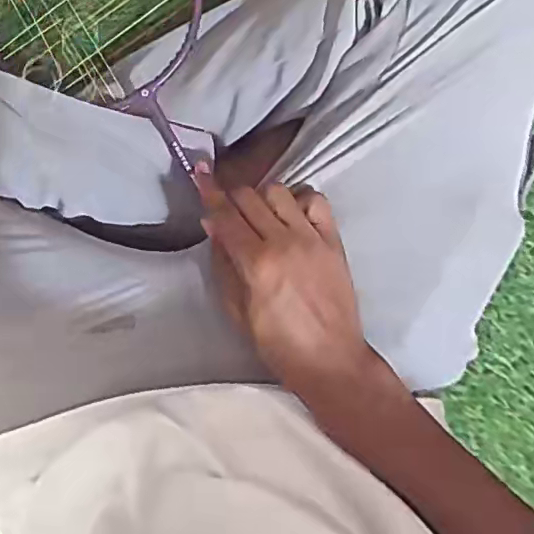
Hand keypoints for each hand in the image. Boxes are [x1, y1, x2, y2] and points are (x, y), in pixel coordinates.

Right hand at [196, 165, 391, 396]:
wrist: (331, 361)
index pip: (226, 214)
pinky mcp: (333, 239)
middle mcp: (284, 242)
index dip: (209, 191)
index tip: (200, 172)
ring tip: (261, 215)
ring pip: (278, 191)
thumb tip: (212, 225)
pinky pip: (315, 199)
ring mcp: (312, 237)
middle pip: (249, 197)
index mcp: (257, 263)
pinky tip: (292, 214)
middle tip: (228, 211)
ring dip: (262, 197)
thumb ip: (223, 263)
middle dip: (231, 198)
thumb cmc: (279, 344)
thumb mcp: (238, 311)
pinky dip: (299, 198)